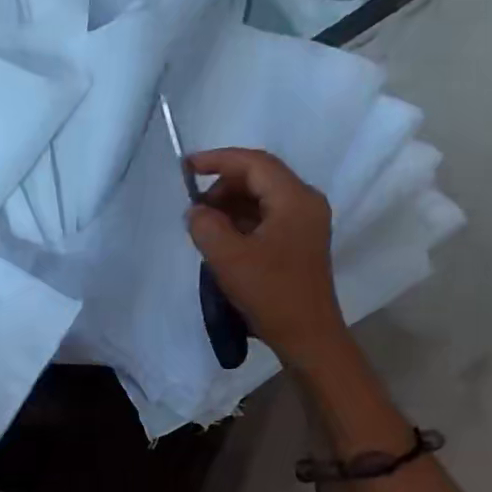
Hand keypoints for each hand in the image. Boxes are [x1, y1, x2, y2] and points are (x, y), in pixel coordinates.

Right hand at [184, 148, 347, 364]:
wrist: (305, 332)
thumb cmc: (269, 292)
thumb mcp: (228, 258)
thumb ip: (206, 226)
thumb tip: (195, 211)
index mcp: (294, 199)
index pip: (255, 163)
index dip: (219, 160)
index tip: (186, 166)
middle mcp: (304, 203)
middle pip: (259, 178)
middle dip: (222, 186)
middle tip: (192, 208)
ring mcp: (303, 223)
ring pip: (261, 198)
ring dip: (228, 204)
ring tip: (201, 225)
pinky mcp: (296, 242)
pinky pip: (264, 217)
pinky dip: (239, 220)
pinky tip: (219, 238)